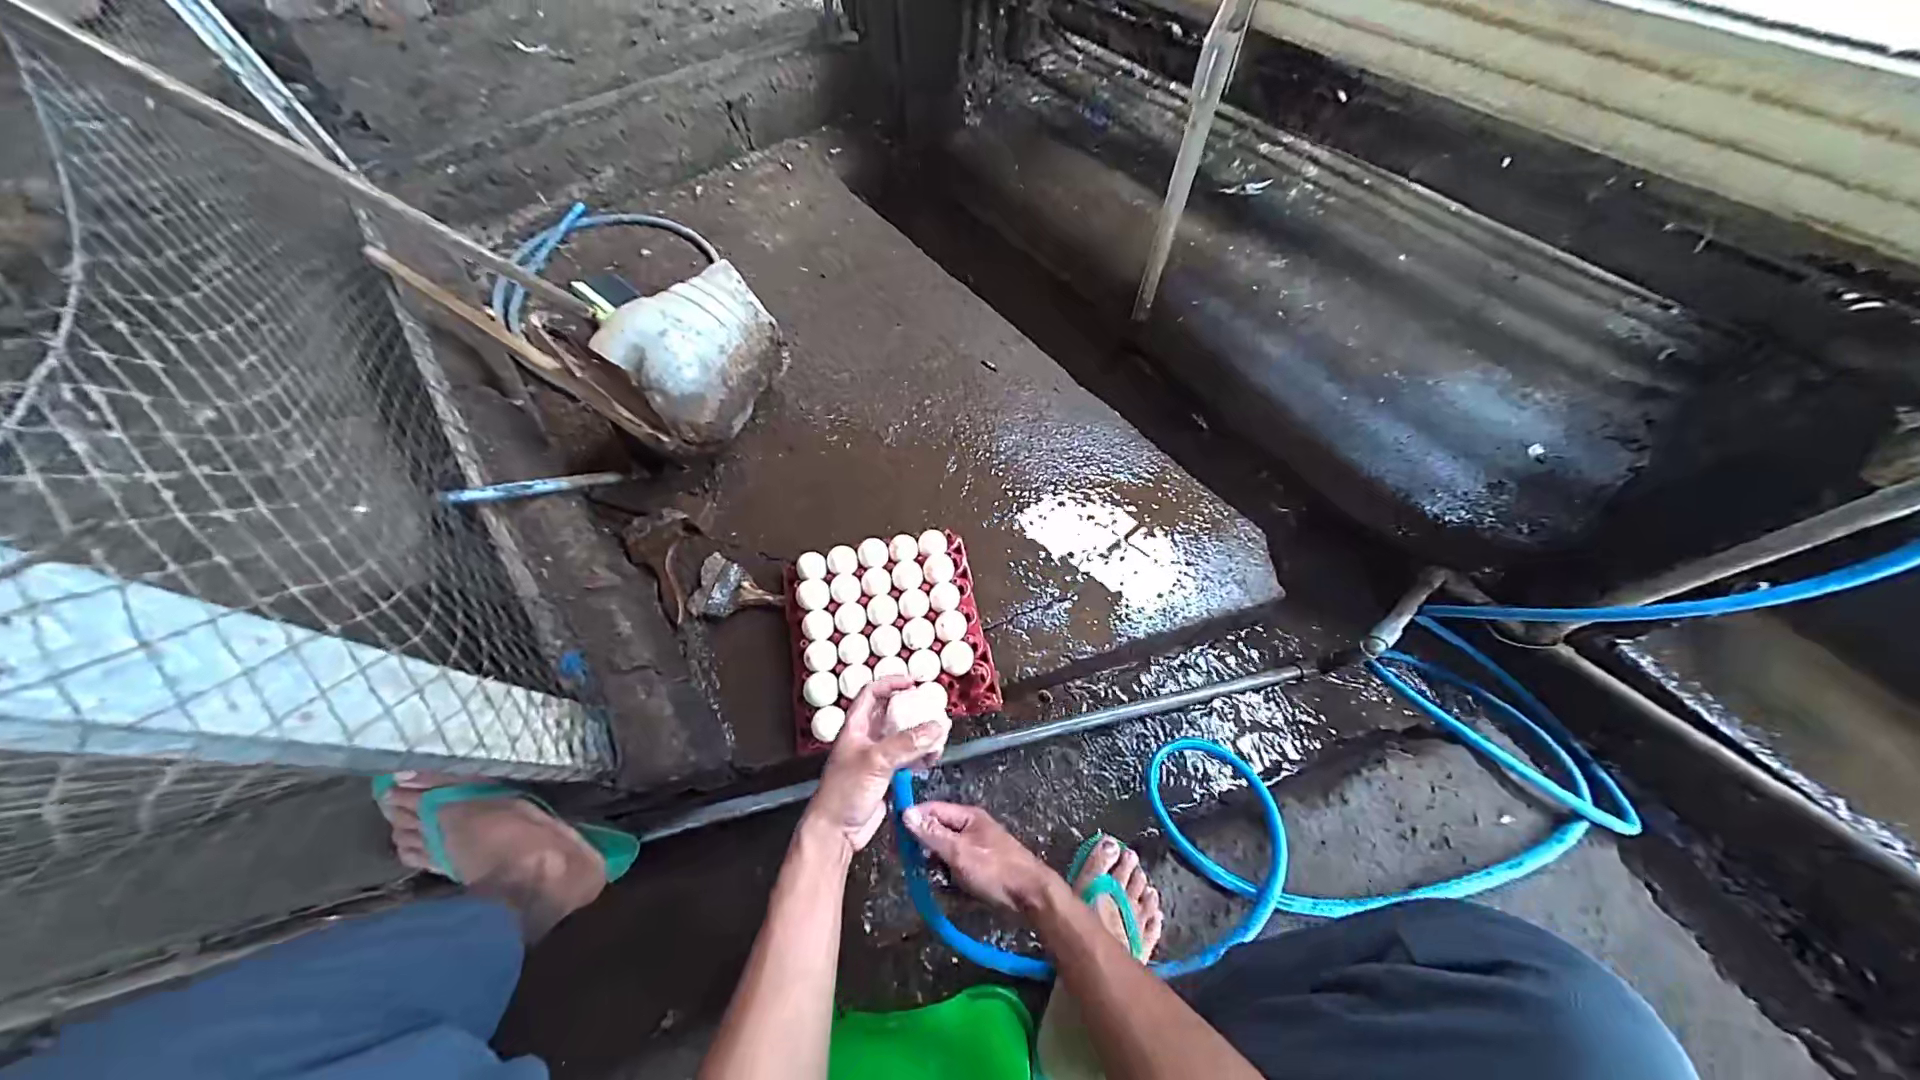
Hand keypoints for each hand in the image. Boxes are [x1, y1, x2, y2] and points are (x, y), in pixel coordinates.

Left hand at [802, 675, 950, 853]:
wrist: (836, 832)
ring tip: (937, 737)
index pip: (872, 694)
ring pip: (904, 737)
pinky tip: (931, 758)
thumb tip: (934, 727)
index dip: (891, 683)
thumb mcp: (875, 761)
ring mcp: (877, 758)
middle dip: (913, 710)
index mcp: (856, 727)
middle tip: (932, 709)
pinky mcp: (887, 776)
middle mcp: (867, 739)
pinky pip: (908, 758)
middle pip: (893, 714)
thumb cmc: (842, 793)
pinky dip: (921, 756)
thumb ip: (906, 743)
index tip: (912, 682)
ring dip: (921, 735)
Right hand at [901, 802, 1060, 911]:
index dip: (912, 819)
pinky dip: (948, 874)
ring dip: (935, 863)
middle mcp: (970, 827)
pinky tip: (945, 886)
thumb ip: (932, 834)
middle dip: (922, 845)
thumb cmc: (995, 870)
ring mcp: (975, 847)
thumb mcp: (959, 852)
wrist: (1030, 896)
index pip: (931, 809)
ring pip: (944, 850)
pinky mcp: (979, 866)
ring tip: (930, 877)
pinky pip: (954, 865)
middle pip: (937, 829)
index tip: (893, 835)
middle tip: (907, 861)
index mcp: (967, 816)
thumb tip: (906, 813)